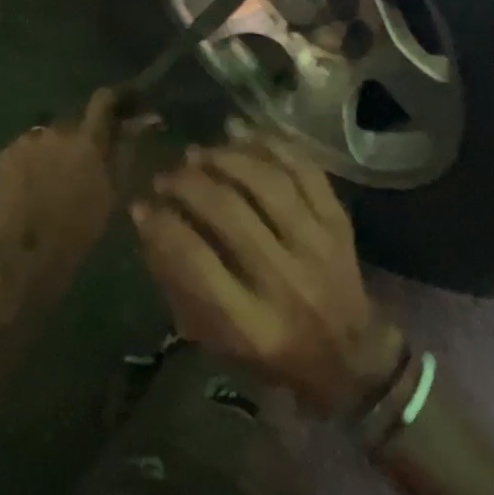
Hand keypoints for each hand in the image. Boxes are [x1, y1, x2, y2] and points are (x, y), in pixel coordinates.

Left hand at [0, 87, 147, 296]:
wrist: (19, 257)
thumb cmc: (76, 233)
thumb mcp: (112, 195)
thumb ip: (125, 154)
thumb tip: (140, 124)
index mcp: (88, 140)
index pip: (104, 100)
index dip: (117, 99)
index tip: (127, 106)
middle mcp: (56, 130)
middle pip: (75, 122)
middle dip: (85, 135)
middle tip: (88, 162)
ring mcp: (26, 141)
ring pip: (49, 136)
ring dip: (58, 149)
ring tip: (57, 178)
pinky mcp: (3, 155)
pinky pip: (27, 149)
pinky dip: (35, 160)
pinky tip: (34, 185)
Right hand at [129, 125, 404, 416]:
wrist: (352, 359)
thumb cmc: (272, 355)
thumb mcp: (218, 341)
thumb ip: (182, 286)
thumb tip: (150, 221)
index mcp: (252, 325)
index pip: (196, 261)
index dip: (162, 226)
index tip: (141, 206)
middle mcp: (288, 282)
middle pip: (231, 213)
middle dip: (189, 185)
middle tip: (167, 175)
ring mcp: (320, 248)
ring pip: (269, 184)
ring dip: (228, 159)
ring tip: (200, 153)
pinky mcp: (341, 224)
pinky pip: (307, 172)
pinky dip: (273, 147)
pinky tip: (243, 135)